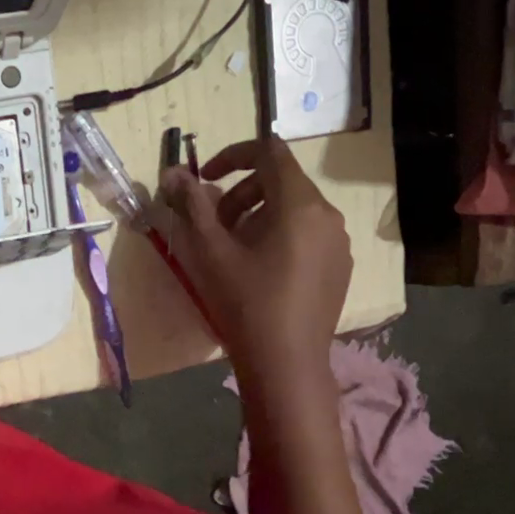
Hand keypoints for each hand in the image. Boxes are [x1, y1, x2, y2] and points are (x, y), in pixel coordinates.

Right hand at [156, 137, 351, 375]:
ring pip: (294, 210)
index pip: (269, 151)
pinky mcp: (340, 266)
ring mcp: (338, 242)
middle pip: (281, 182)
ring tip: (233, 252)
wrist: (285, 362)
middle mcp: (327, 214)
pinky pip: (308, 235)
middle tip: (212, 226)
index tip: (206, 179)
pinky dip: (279, 237)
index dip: (233, 155)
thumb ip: (192, 206)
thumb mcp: (210, 253)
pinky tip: (259, 273)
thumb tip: (174, 173)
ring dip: (258, 217)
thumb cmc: (244, 303)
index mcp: (298, 204)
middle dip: (242, 194)